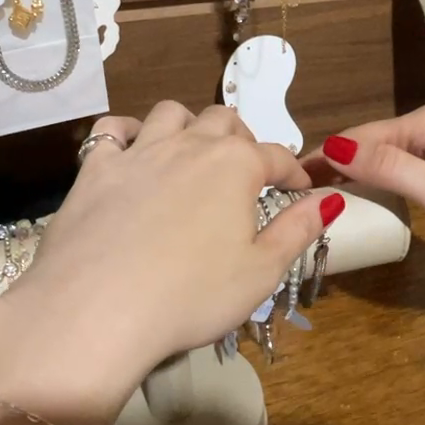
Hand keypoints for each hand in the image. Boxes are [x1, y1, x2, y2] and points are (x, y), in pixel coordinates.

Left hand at [0, 102, 341, 422]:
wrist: (96, 311)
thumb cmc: (192, 296)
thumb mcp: (262, 272)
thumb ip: (298, 230)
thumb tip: (328, 200)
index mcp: (236, 166)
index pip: (276, 156)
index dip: (293, 171)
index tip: (300, 188)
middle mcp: (190, 146)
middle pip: (224, 120)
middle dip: (243, 138)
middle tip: (247, 169)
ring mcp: (139, 153)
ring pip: (172, 113)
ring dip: (190, 125)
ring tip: (193, 152)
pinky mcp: (95, 170)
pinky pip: (112, 130)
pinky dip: (128, 133)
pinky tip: (131, 150)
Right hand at [303, 104, 424, 314]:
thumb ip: (388, 169)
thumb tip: (331, 148)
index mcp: (423, 125)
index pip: (355, 139)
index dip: (318, 161)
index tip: (283, 186)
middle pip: (366, 146)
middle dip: (331, 168)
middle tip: (295, 199)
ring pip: (383, 159)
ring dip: (352, 177)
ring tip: (321, 203)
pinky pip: (402, 170)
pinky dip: (377, 184)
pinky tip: (368, 201)